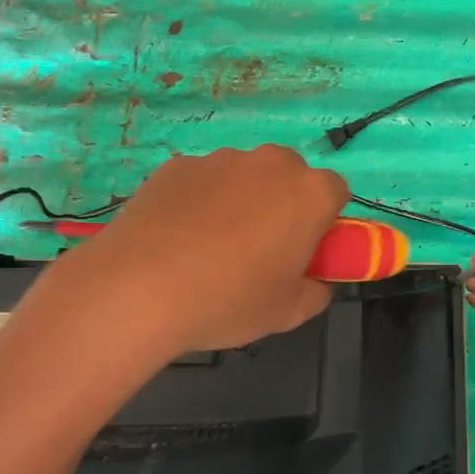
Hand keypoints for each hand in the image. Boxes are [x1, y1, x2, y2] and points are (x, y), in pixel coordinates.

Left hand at [15, 146, 349, 361]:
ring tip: (209, 250)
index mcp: (310, 194)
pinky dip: (197, 203)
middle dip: (282, 204)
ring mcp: (221, 160)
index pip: (336, 193)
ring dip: (239, 201)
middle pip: (290, 176)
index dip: (323, 222)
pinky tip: (176, 241)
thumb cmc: (228, 301)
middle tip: (261, 250)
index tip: (304, 251)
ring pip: (244, 176)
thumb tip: (315, 282)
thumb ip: (316, 291)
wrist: (137, 288)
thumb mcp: (287, 313)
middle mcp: (271, 164)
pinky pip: (201, 182)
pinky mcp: (177, 165)